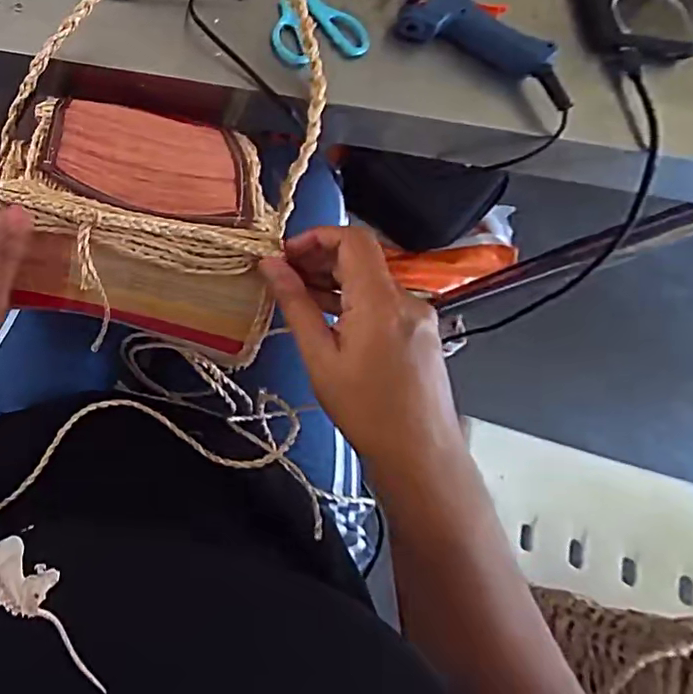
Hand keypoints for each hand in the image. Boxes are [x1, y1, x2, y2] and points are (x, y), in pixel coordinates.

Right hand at [258, 226, 461, 479]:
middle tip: (283, 274)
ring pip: (370, 278)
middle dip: (318, 257)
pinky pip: (382, 299)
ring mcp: (417, 315)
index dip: (315, 236)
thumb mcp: (319, 356)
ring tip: (297, 295)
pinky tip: (326, 314)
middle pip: (360, 256)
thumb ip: (295, 303)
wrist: (422, 457)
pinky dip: (352, 297)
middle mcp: (406, 299)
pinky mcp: (420, 330)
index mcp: (381, 301)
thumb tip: (270, 265)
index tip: (285, 254)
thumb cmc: (365, 410)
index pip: (353, 239)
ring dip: (333, 278)